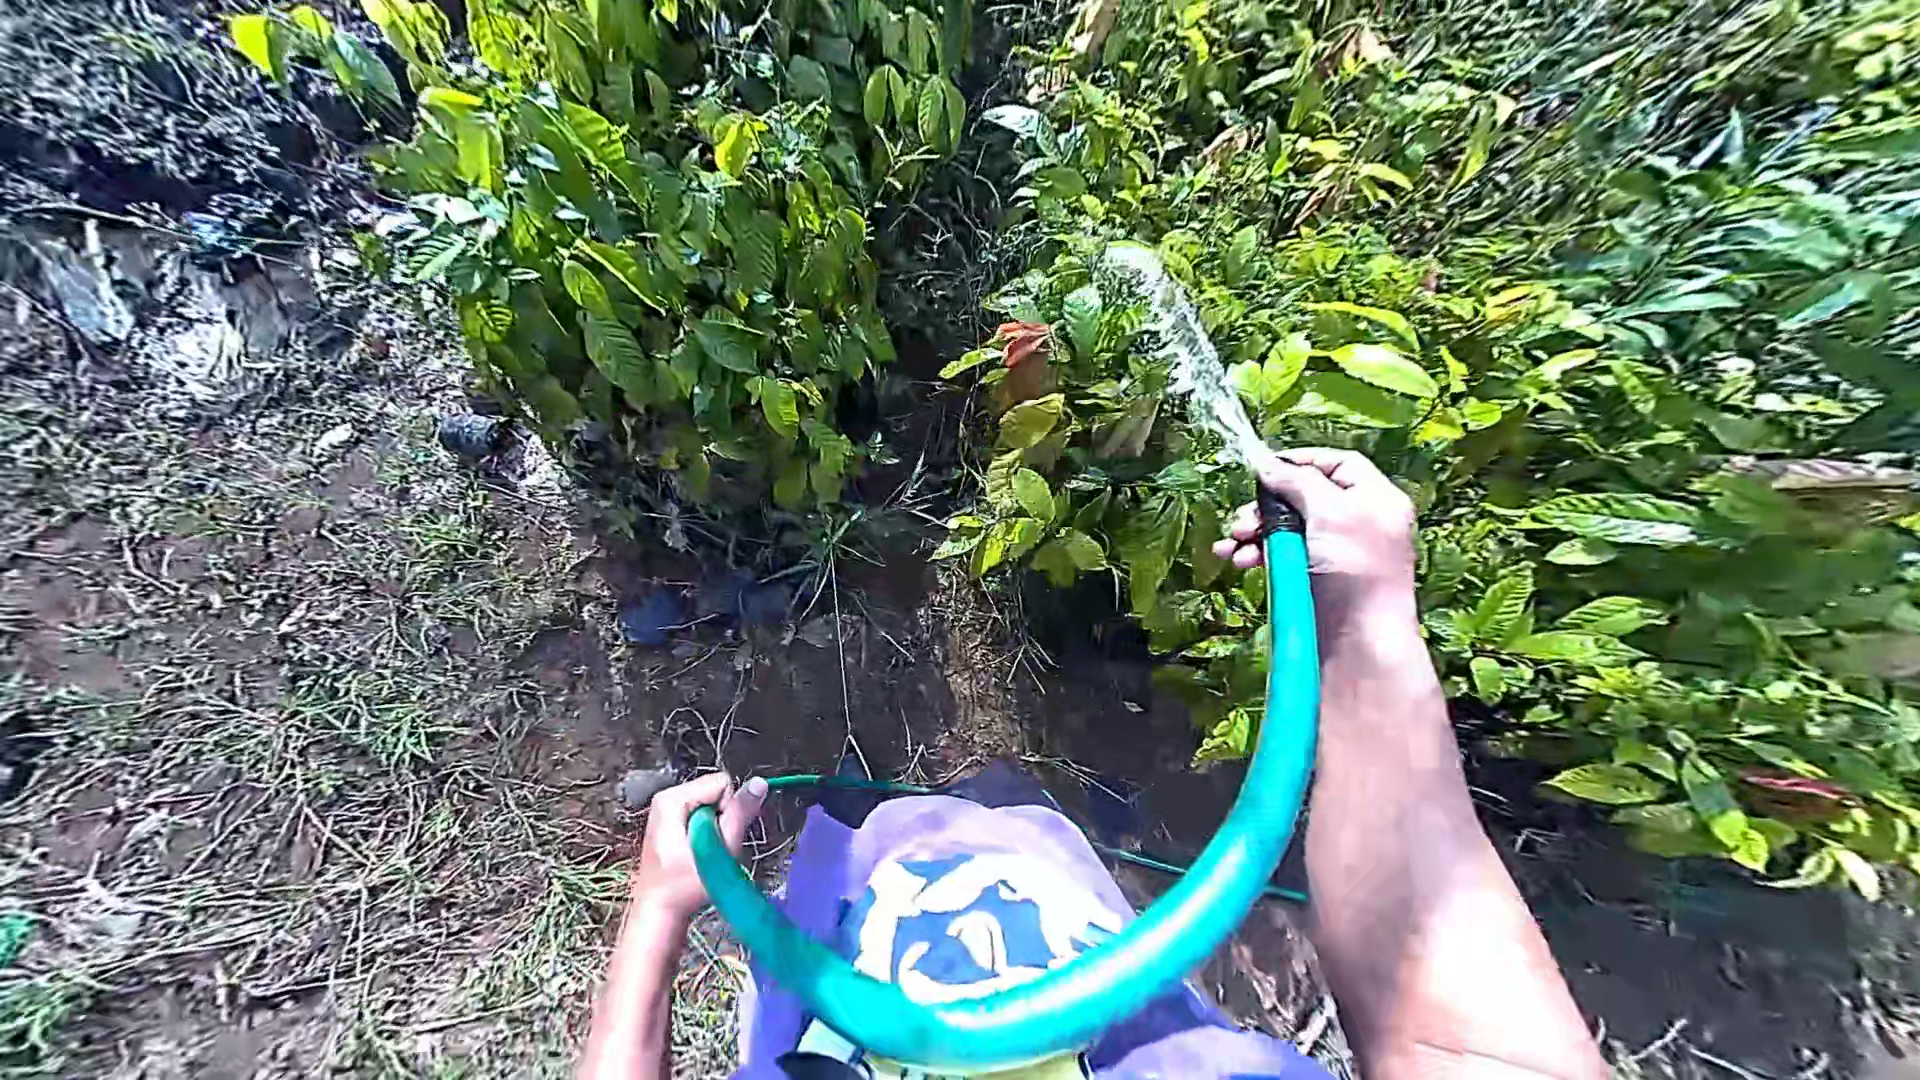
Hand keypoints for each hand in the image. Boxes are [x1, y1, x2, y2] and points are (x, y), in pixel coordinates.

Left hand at [630, 772, 767, 922]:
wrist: (659, 915)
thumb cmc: (684, 888)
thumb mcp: (719, 849)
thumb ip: (740, 813)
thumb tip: (759, 783)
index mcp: (672, 799)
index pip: (723, 784)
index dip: (730, 810)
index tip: (718, 838)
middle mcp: (667, 798)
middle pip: (718, 792)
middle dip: (723, 818)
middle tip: (713, 848)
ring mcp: (668, 809)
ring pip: (714, 804)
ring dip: (717, 827)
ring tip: (705, 852)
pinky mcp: (672, 820)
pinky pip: (705, 813)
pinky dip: (709, 831)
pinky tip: (700, 851)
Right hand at [1212, 447, 1416, 615]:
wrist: (1356, 639)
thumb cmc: (1354, 569)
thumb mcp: (1330, 514)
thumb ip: (1298, 482)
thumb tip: (1266, 462)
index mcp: (1372, 498)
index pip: (1336, 463)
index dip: (1301, 460)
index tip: (1264, 467)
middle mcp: (1352, 520)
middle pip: (1299, 495)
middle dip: (1264, 505)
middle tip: (1243, 520)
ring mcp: (1328, 549)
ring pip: (1280, 526)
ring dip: (1251, 530)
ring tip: (1234, 543)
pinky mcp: (1307, 573)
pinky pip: (1274, 552)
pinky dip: (1252, 552)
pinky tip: (1235, 559)